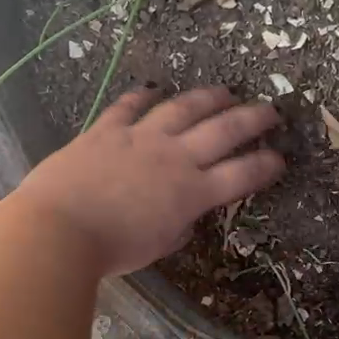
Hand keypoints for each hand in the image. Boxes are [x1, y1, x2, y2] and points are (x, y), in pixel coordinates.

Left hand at [13, 86, 284, 274]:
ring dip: (208, 98)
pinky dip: (144, 96)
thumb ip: (180, 226)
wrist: (57, 229)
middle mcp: (175, 158)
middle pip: (224, 131)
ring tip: (225, 91)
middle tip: (272, 110)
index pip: (241, 174)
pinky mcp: (107, 130)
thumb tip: (185, 216)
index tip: (281, 158)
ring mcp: (141, 138)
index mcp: (192, 192)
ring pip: (183, 109)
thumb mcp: (160, 245)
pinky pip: (129, 106)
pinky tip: (154, 89)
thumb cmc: (113, 250)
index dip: (266, 165)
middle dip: (253, 119)